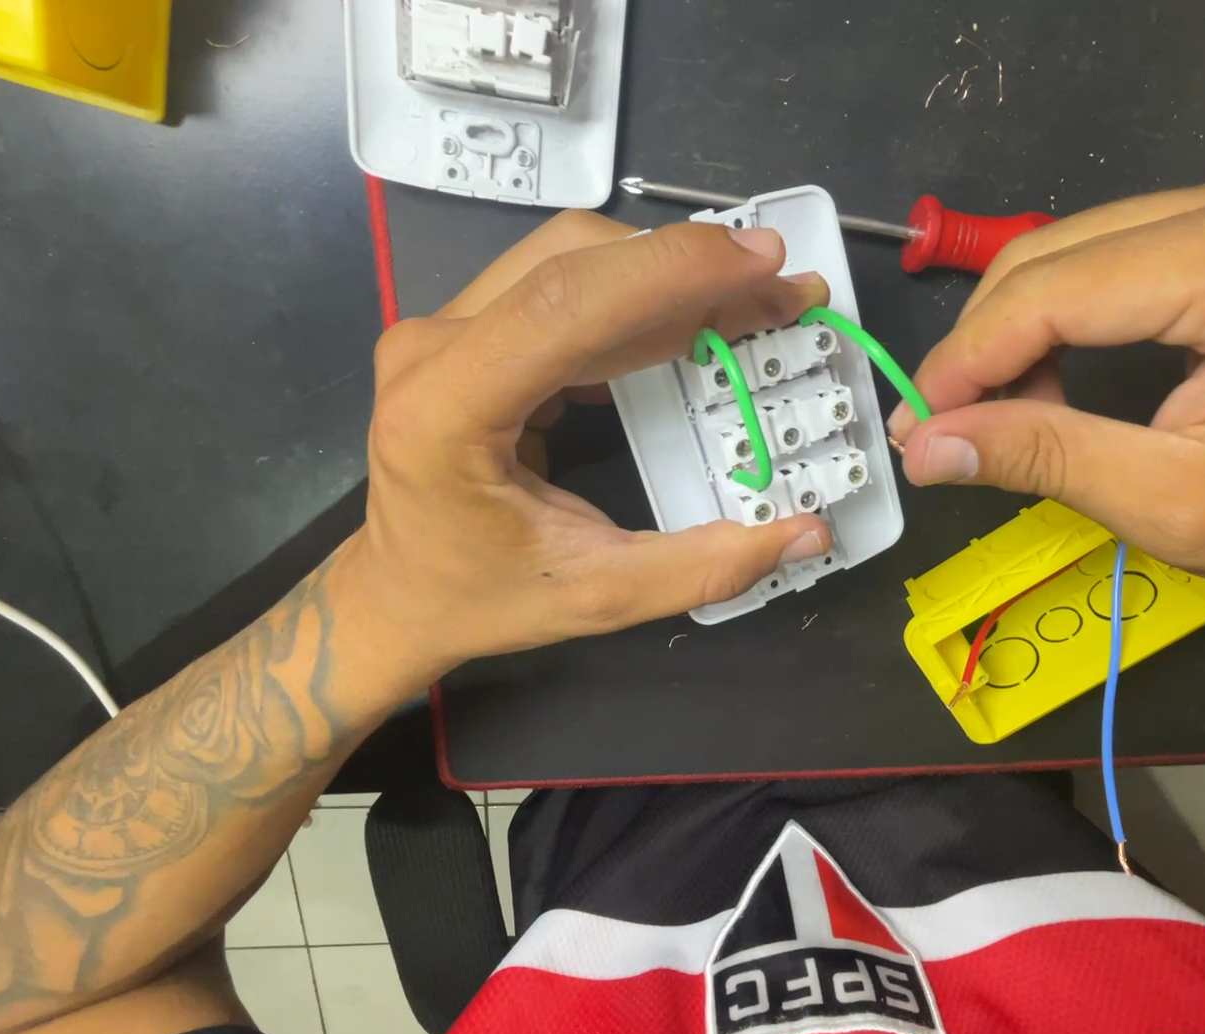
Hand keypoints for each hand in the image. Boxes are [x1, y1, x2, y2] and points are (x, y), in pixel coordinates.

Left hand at [330, 211, 832, 689]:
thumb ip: (704, 567)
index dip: (669, 269)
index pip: (565, 305)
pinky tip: (689, 329)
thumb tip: (807, 534)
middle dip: (688, 268)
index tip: (761, 261)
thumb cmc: (480, 601)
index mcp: (448, 409)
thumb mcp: (598, 596)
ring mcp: (442, 335)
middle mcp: (434, 349)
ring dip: (667, 280)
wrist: (397, 599)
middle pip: (572, 263)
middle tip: (778, 287)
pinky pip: (559, 296)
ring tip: (749, 306)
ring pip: (569, 266)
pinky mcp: (465, 338)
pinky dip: (635, 304)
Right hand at [891, 160, 1204, 605]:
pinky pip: (1103, 260)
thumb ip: (1042, 458)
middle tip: (944, 430)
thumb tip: (921, 449)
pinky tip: (1049, 379)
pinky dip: (1054, 323)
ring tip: (1002, 416)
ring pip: (1068, 254)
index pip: (1059, 287)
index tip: (912, 427)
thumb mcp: (1174, 504)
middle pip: (1055, 257)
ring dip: (1013, 337)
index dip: (967, 357)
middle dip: (982, 348)